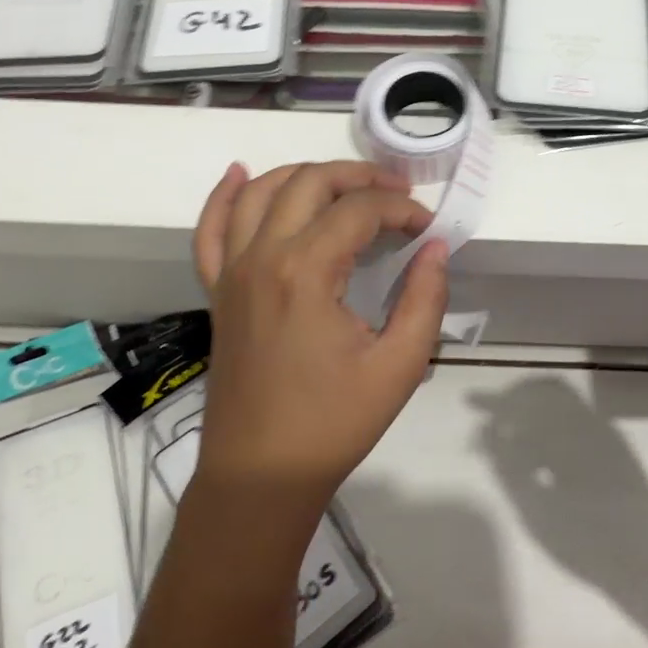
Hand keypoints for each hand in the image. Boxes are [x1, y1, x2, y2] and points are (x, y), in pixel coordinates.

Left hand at [191, 160, 448, 502]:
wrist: (260, 473)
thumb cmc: (333, 423)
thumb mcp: (399, 367)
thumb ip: (425, 299)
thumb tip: (436, 248)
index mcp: (305, 272)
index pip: (359, 210)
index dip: (401, 210)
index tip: (428, 228)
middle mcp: (261, 257)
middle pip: (309, 184)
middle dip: (359, 177)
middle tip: (397, 195)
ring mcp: (231, 272)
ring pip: (260, 192)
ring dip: (305, 175)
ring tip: (345, 184)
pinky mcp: (217, 290)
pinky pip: (211, 229)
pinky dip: (224, 195)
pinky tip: (240, 173)